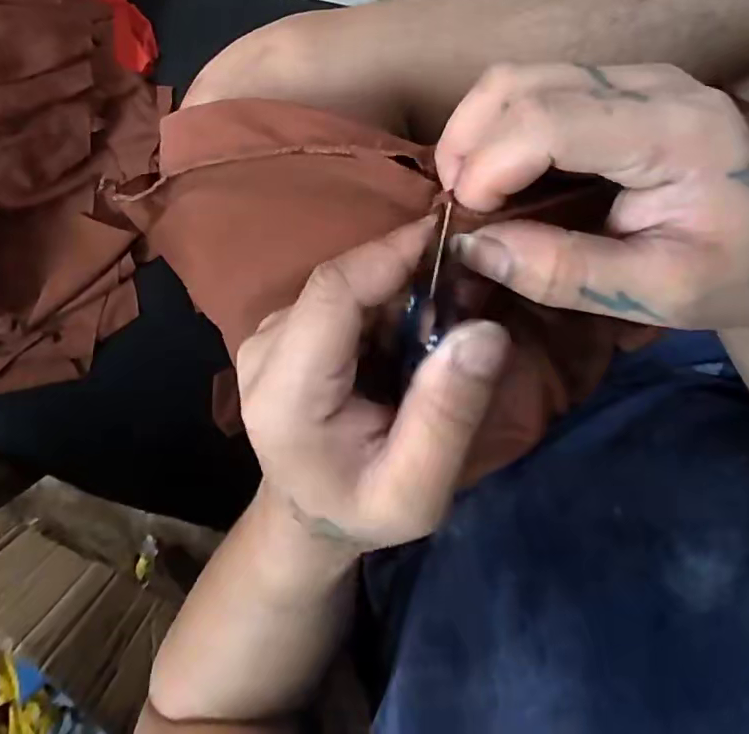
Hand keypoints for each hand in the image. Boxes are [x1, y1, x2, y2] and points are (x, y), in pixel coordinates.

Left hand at [237, 219, 511, 551]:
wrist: (309, 512)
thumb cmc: (359, 510)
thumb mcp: (417, 490)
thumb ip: (446, 415)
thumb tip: (485, 332)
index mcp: (284, 390)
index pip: (332, 291)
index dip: (390, 253)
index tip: (451, 237)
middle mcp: (263, 348)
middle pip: (340, 281)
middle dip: (406, 275)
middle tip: (467, 290)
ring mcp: (268, 334)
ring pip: (343, 284)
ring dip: (398, 291)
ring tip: (445, 322)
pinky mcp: (282, 329)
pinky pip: (339, 296)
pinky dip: (383, 303)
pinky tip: (411, 333)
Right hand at [435, 63, 748, 332]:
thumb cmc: (734, 278)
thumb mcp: (659, 296)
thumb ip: (564, 273)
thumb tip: (470, 247)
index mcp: (678, 132)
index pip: (549, 121)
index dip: (489, 166)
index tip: (471, 220)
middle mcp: (652, 84)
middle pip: (519, 85)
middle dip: (467, 145)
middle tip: (460, 205)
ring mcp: (631, 75)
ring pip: (514, 78)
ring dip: (472, 131)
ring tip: (470, 188)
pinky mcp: (612, 83)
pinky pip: (527, 86)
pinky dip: (491, 126)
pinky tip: (494, 170)